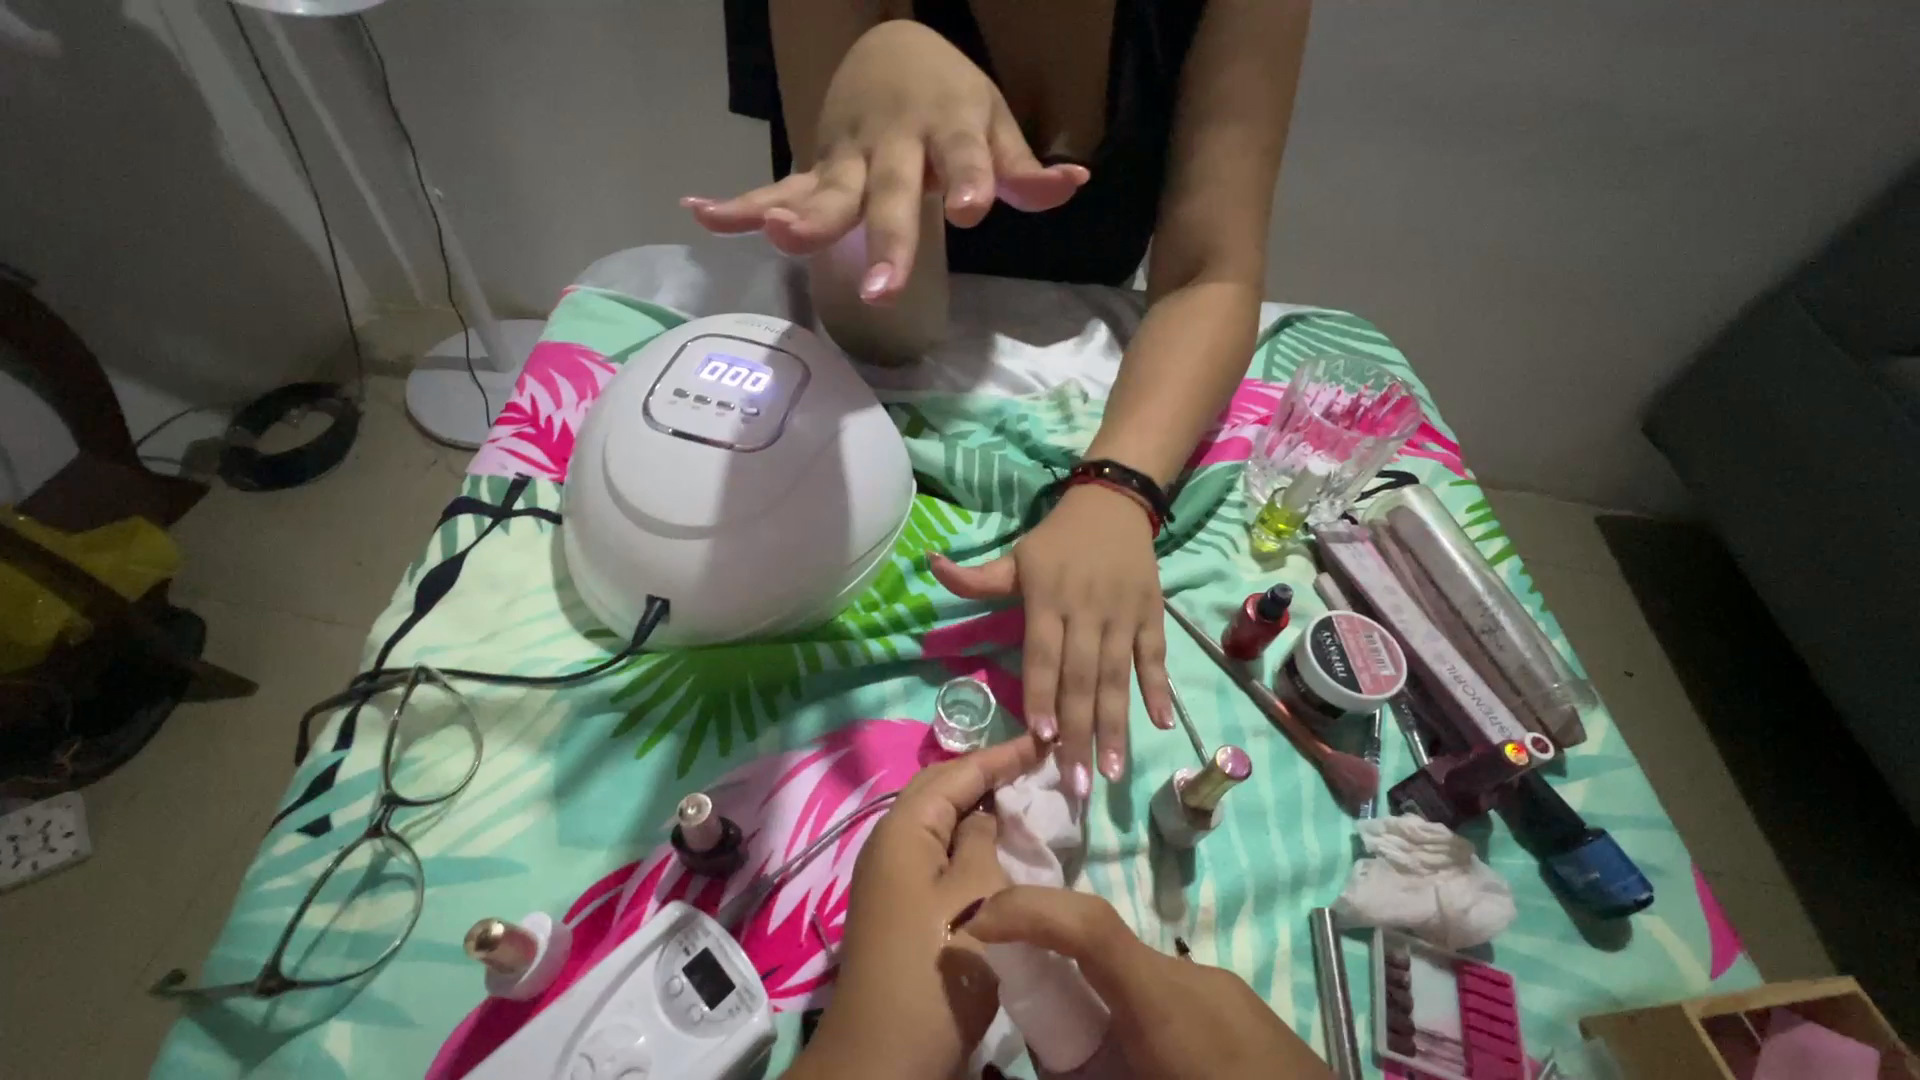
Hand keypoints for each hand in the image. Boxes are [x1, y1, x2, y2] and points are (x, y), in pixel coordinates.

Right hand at [684, 20, 1086, 302]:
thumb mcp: (994, 124)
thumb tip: (1076, 184)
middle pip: (889, 195)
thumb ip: (1023, 168)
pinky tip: (702, 212)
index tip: (974, 209)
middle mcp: (894, 147)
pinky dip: (739, 203)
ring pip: (824, 192)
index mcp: (946, 130)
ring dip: (801, 218)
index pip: (965, 158)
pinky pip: (777, 187)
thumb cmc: (951, 103)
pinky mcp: (817, 171)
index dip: (972, 180)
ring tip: (780, 240)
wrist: (891, 56)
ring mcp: (848, 159)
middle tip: (881, 290)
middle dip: (885, 239)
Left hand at [792, 736, 1044, 1079]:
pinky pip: (936, 852)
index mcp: (904, 828)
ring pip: (938, 822)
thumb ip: (981, 839)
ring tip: (1019, 797)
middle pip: (941, 789)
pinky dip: (966, 840)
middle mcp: (890, 841)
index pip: (958, 772)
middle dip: (985, 773)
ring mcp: (890, 875)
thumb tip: (981, 816)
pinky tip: (994, 847)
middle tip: (1032, 764)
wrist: (886, 1054)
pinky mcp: (899, 905)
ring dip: (975, 807)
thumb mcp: (976, 894)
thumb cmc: (938, 965)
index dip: (1001, 755)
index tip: (1042, 740)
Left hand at [930, 484, 1174, 801]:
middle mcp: (1086, 612)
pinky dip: (1157, 689)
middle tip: (1076, 783)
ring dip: (1115, 724)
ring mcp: (1122, 615)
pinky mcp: (1151, 614)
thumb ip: (977, 578)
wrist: (1113, 504)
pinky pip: (1154, 656)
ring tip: (1111, 771)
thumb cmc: (1056, 540)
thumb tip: (930, 566)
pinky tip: (1157, 725)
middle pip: (1080, 678)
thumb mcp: (1015, 556)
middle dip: (1079, 732)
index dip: (1041, 695)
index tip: (1041, 739)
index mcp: (1048, 600)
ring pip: (1117, 676)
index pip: (1043, 656)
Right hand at [963, 886, 1332, 1079]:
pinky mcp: (1238, 1008)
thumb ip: (1077, 1067)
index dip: (1029, 911)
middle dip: (1049, 966)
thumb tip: (1041, 1047)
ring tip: (1089, 1056)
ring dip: (1093, 1002)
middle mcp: (1191, 979)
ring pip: (1131, 976)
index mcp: (1167, 1006)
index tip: (977, 924)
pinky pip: (1163, 996)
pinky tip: (1138, 1062)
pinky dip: (1130, 1015)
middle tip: (1024, 1011)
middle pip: (1099, 949)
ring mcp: (1220, 990)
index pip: (1091, 928)